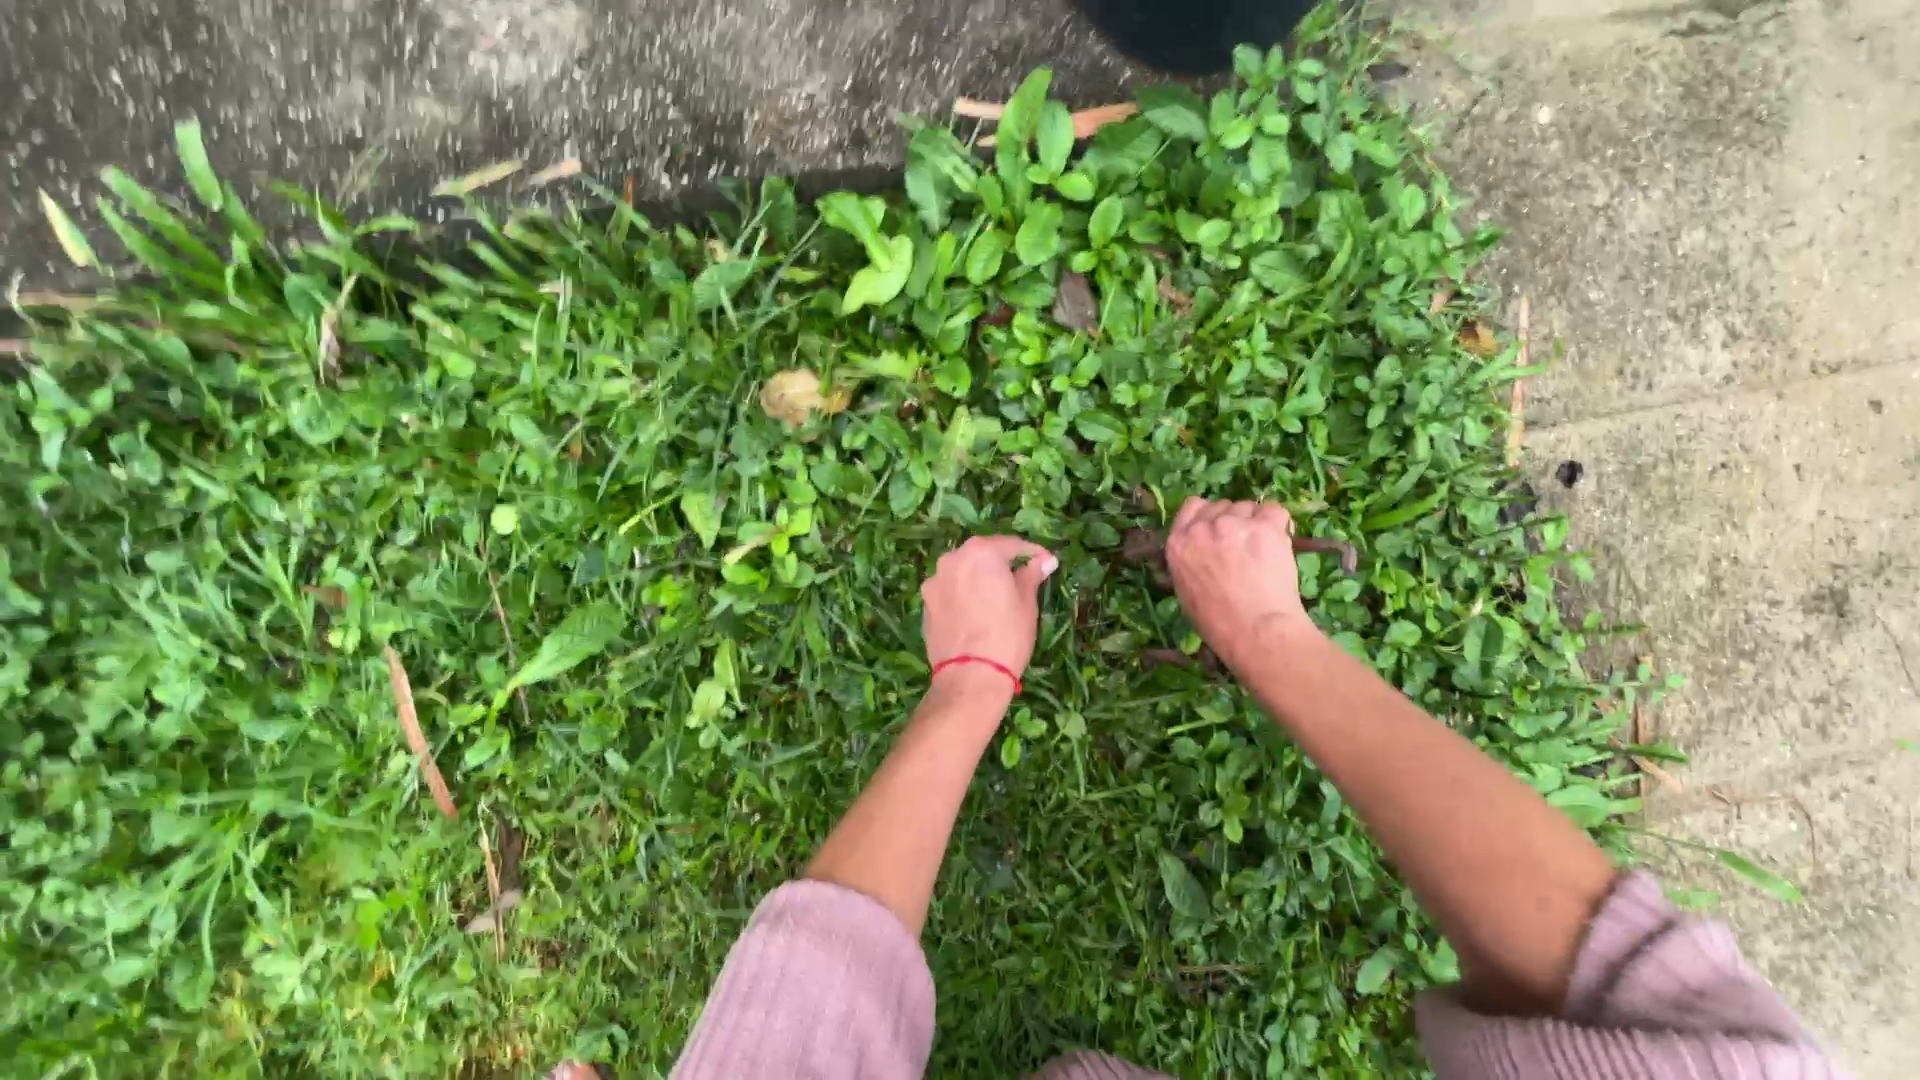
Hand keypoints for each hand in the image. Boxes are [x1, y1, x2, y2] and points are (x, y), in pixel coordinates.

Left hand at [920, 535, 1057, 681]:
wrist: (970, 676)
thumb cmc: (1007, 635)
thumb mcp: (1026, 603)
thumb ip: (1031, 575)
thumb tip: (1044, 561)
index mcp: (980, 552)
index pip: (1011, 544)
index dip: (1032, 553)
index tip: (1047, 562)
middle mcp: (952, 559)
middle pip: (983, 554)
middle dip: (1002, 563)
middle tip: (1022, 577)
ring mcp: (934, 581)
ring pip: (963, 572)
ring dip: (980, 578)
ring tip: (997, 597)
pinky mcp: (926, 604)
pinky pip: (950, 591)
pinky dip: (964, 594)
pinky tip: (976, 612)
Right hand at [1165, 498, 1317, 672]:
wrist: (1255, 630)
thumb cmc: (1217, 623)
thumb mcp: (1186, 591)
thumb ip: (1189, 561)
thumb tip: (1203, 554)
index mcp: (1178, 543)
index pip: (1192, 506)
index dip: (1207, 515)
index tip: (1217, 529)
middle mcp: (1203, 527)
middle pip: (1220, 506)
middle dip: (1231, 520)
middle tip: (1243, 545)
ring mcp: (1234, 524)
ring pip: (1247, 507)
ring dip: (1254, 522)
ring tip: (1263, 550)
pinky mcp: (1265, 525)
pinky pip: (1274, 510)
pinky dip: (1278, 523)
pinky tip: (1278, 542)